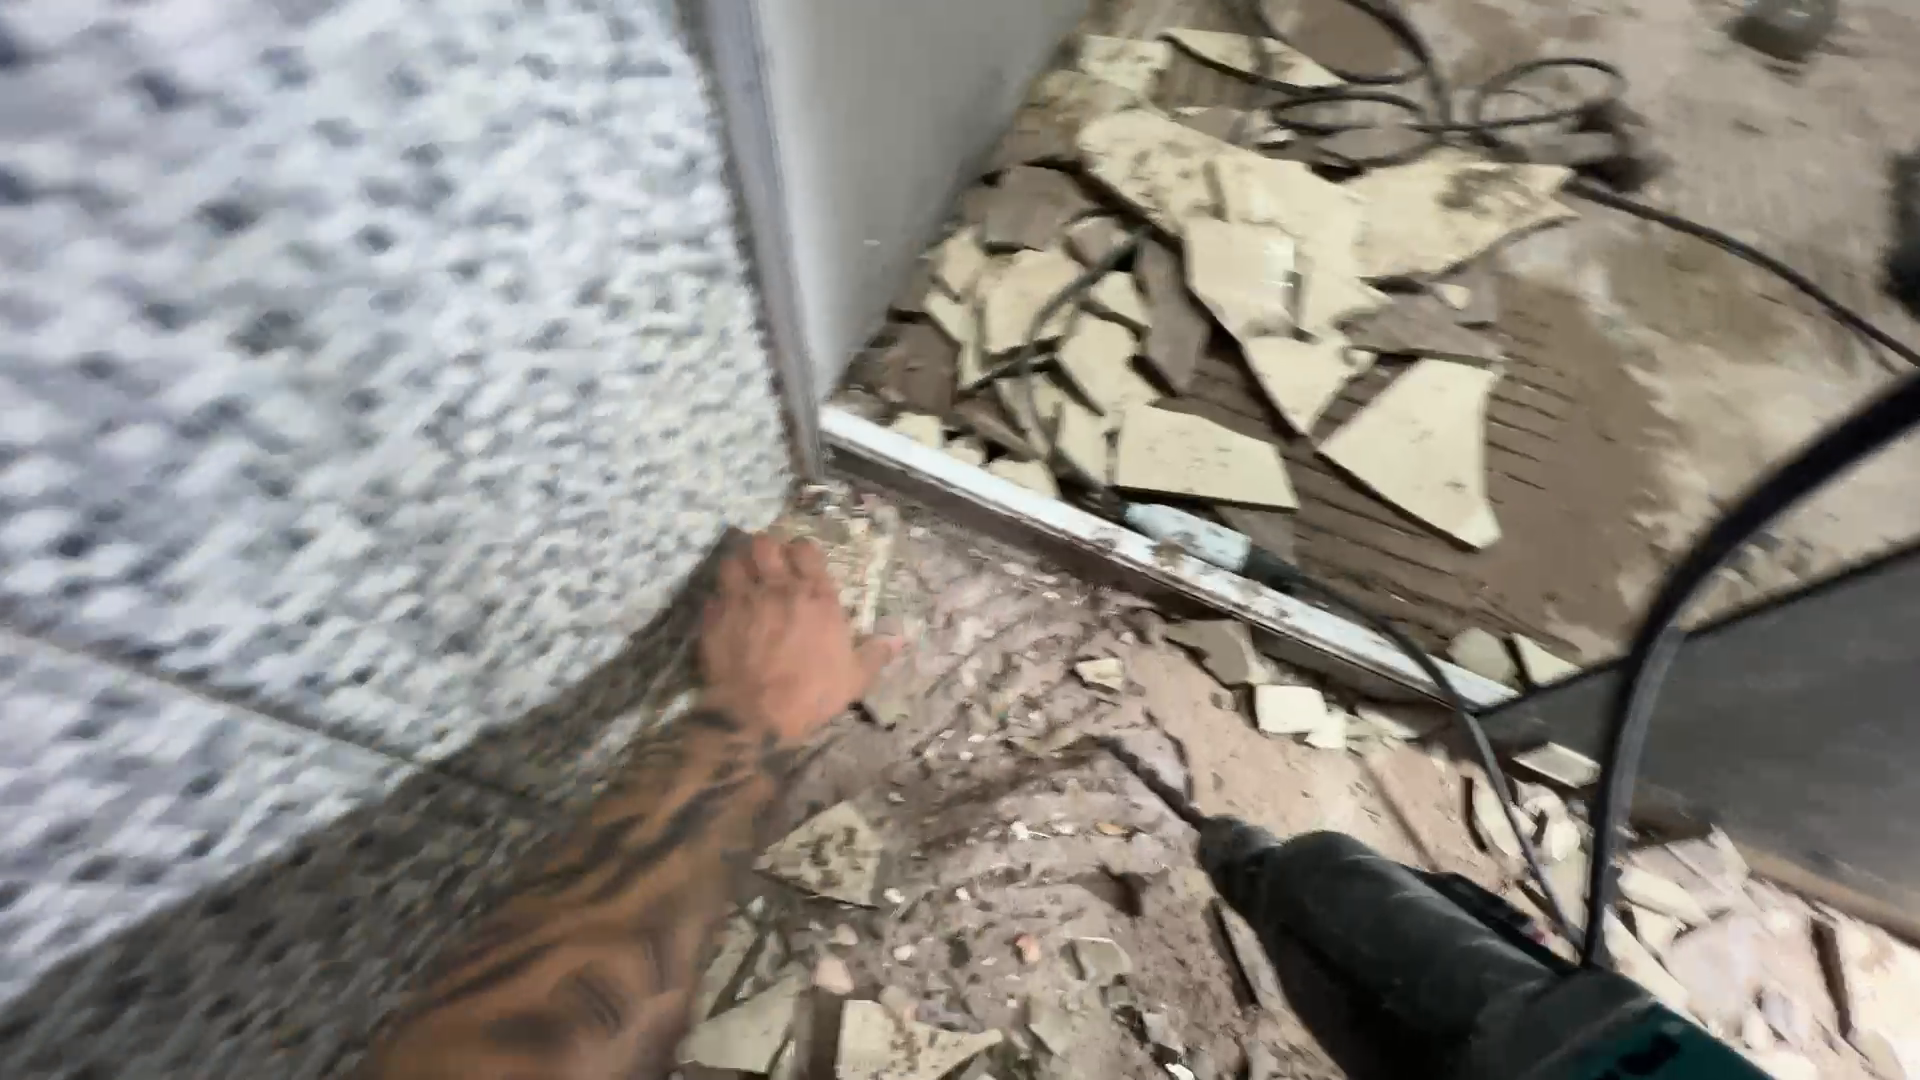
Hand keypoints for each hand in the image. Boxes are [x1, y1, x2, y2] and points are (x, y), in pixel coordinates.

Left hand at [699, 531, 894, 743]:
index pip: (805, 548)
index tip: (800, 561)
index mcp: (816, 597)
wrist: (757, 716)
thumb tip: (900, 639)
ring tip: (743, 580)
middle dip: (765, 550)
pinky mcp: (714, 619)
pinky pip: (713, 595)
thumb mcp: (855, 678)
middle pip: (764, 544)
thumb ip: (876, 653)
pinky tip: (725, 612)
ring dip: (738, 567)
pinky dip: (719, 599)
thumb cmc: (812, 693)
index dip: (801, 550)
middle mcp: (778, 589)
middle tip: (768, 566)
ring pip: (732, 561)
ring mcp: (742, 601)